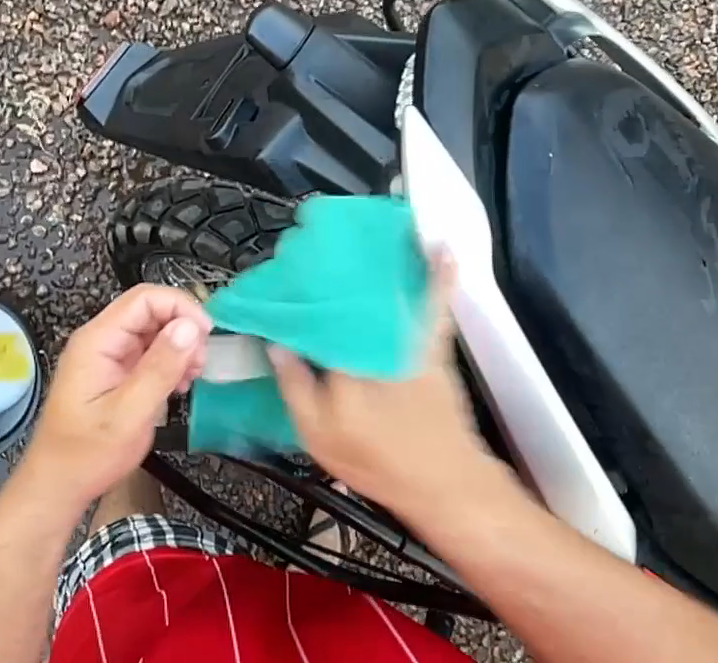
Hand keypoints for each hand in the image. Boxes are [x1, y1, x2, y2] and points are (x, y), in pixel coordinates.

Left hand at [24, 284, 212, 507]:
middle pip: (150, 310)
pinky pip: (149, 351)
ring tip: (193, 376)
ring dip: (179, 346)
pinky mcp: (115, 371)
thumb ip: (160, 368)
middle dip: (182, 327)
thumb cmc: (88, 454)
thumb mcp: (129, 413)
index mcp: (97, 341)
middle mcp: (101, 339)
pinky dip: (170, 361)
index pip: (144, 298)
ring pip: (153, 329)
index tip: (205, 334)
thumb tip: (190, 326)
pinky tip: (180, 385)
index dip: (180, 307)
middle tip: (201, 361)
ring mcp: (108, 355)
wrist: (58, 486)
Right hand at [268, 252, 501, 517]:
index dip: (292, 297)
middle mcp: (373, 342)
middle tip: (307, 256)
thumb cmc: (376, 462)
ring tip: (355, 236)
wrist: (442, 481)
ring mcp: (406, 340)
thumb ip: (294, 388)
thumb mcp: (318, 437)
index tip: (279, 282)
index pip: (309, 319)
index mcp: (340, 364)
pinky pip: (436, 303)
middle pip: (344, 297)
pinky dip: (440, 275)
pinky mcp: (433, 345)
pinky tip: (442, 247)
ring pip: (383, 292)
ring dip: (372, 261)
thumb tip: (275, 343)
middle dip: (326, 273)